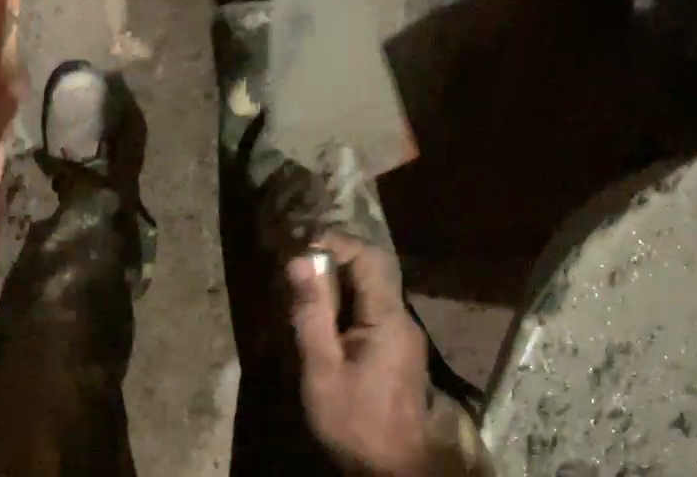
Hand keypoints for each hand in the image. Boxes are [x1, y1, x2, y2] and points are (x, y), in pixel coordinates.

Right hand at [287, 233, 431, 476]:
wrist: (391, 474)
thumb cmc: (354, 421)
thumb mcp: (322, 367)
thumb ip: (312, 311)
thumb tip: (301, 259)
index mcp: (389, 320)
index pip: (368, 257)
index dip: (334, 244)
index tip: (299, 251)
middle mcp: (402, 321)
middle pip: (369, 271)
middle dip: (329, 264)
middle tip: (293, 276)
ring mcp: (403, 338)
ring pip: (367, 292)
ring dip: (333, 287)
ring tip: (300, 301)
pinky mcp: (396, 353)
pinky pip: (369, 312)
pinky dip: (342, 307)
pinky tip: (319, 326)